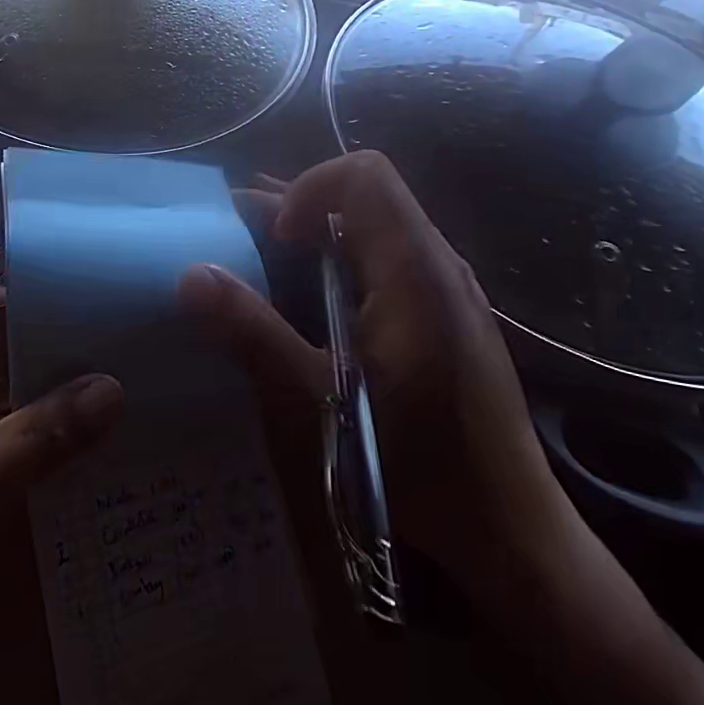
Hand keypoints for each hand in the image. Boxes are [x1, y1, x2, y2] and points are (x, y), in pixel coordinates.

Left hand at [0, 286, 123, 704]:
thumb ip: (41, 432)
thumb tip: (115, 388)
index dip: (43, 305)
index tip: (105, 308)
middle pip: (14, 355)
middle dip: (68, 359)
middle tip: (138, 355)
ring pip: (27, 403)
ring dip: (71, 406)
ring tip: (141, 394)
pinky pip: (31, 446)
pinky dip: (64, 446)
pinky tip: (115, 446)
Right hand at [183, 151, 563, 573]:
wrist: (511, 529)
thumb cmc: (421, 464)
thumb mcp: (321, 402)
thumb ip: (255, 334)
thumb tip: (192, 276)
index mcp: (415, 271)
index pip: (363, 175)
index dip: (307, 189)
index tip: (274, 240)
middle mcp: (438, 266)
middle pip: (366, 198)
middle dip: (298, 210)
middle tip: (240, 241)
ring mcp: (449, 292)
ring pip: (377, 231)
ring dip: (317, 239)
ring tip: (262, 264)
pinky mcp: (448, 318)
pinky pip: (388, 265)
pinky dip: (341, 267)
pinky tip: (310, 307)